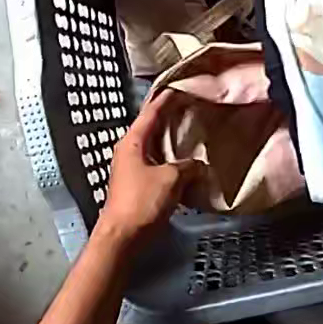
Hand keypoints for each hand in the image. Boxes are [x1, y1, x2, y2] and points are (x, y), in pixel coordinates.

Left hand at [97, 88, 199, 241]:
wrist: (123, 236)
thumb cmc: (142, 202)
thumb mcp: (171, 178)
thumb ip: (189, 166)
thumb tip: (199, 165)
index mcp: (132, 142)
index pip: (150, 113)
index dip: (165, 99)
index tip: (179, 87)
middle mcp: (130, 152)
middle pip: (153, 129)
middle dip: (171, 120)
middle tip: (192, 110)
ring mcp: (133, 170)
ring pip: (157, 150)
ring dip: (173, 144)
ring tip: (194, 136)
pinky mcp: (139, 187)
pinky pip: (160, 168)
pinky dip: (174, 165)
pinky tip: (189, 168)